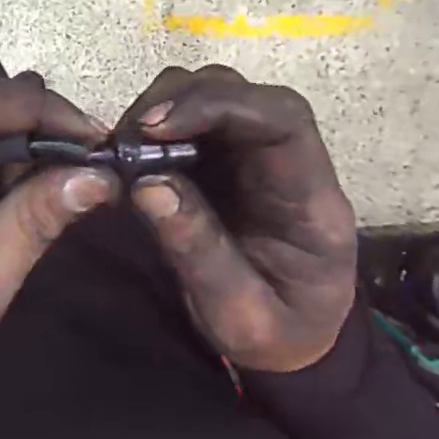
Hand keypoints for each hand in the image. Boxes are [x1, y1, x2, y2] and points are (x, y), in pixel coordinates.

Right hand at [121, 66, 357, 371]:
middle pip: (240, 91)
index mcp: (311, 197)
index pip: (282, 118)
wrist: (291, 346)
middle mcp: (285, 160)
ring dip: (164, 107)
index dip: (218, 106)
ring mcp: (251, 152)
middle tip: (129, 139)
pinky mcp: (221, 155)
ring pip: (210, 91)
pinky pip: (188, 115)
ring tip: (127, 146)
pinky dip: (156, 122)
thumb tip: (146, 186)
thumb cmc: (276, 335)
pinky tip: (134, 151)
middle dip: (179, 101)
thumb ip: (199, 252)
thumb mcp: (240, 316)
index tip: (156, 128)